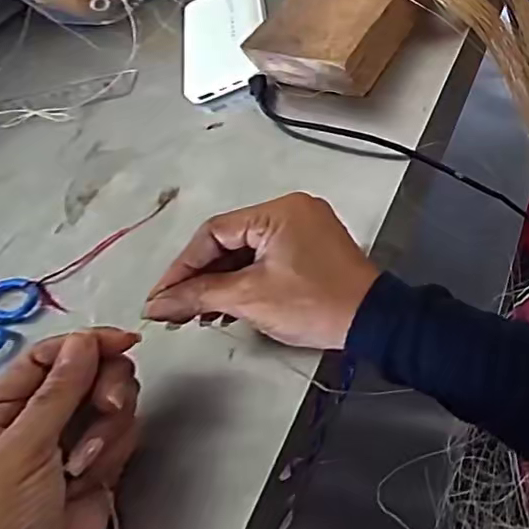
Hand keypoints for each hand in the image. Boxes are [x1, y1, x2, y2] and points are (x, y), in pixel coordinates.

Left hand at [0, 330, 141, 528]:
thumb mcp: (11, 459)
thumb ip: (54, 394)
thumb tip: (82, 342)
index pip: (43, 362)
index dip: (84, 346)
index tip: (122, 341)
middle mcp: (23, 435)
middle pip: (83, 377)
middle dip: (104, 384)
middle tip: (108, 401)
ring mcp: (57, 457)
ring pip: (106, 404)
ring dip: (109, 421)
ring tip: (88, 457)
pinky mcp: (88, 478)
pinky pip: (118, 437)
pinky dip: (115, 447)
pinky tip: (93, 474)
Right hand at [143, 193, 379, 349]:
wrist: (370, 319)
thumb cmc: (313, 303)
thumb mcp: (250, 297)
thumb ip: (200, 294)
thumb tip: (158, 302)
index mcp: (278, 211)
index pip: (215, 231)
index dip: (183, 266)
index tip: (160, 297)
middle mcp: (292, 209)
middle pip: (230, 239)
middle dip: (201, 275)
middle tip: (172, 309)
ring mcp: (304, 226)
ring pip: (248, 250)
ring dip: (221, 280)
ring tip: (194, 313)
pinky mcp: (311, 245)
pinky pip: (267, 256)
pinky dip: (245, 278)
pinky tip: (225, 305)